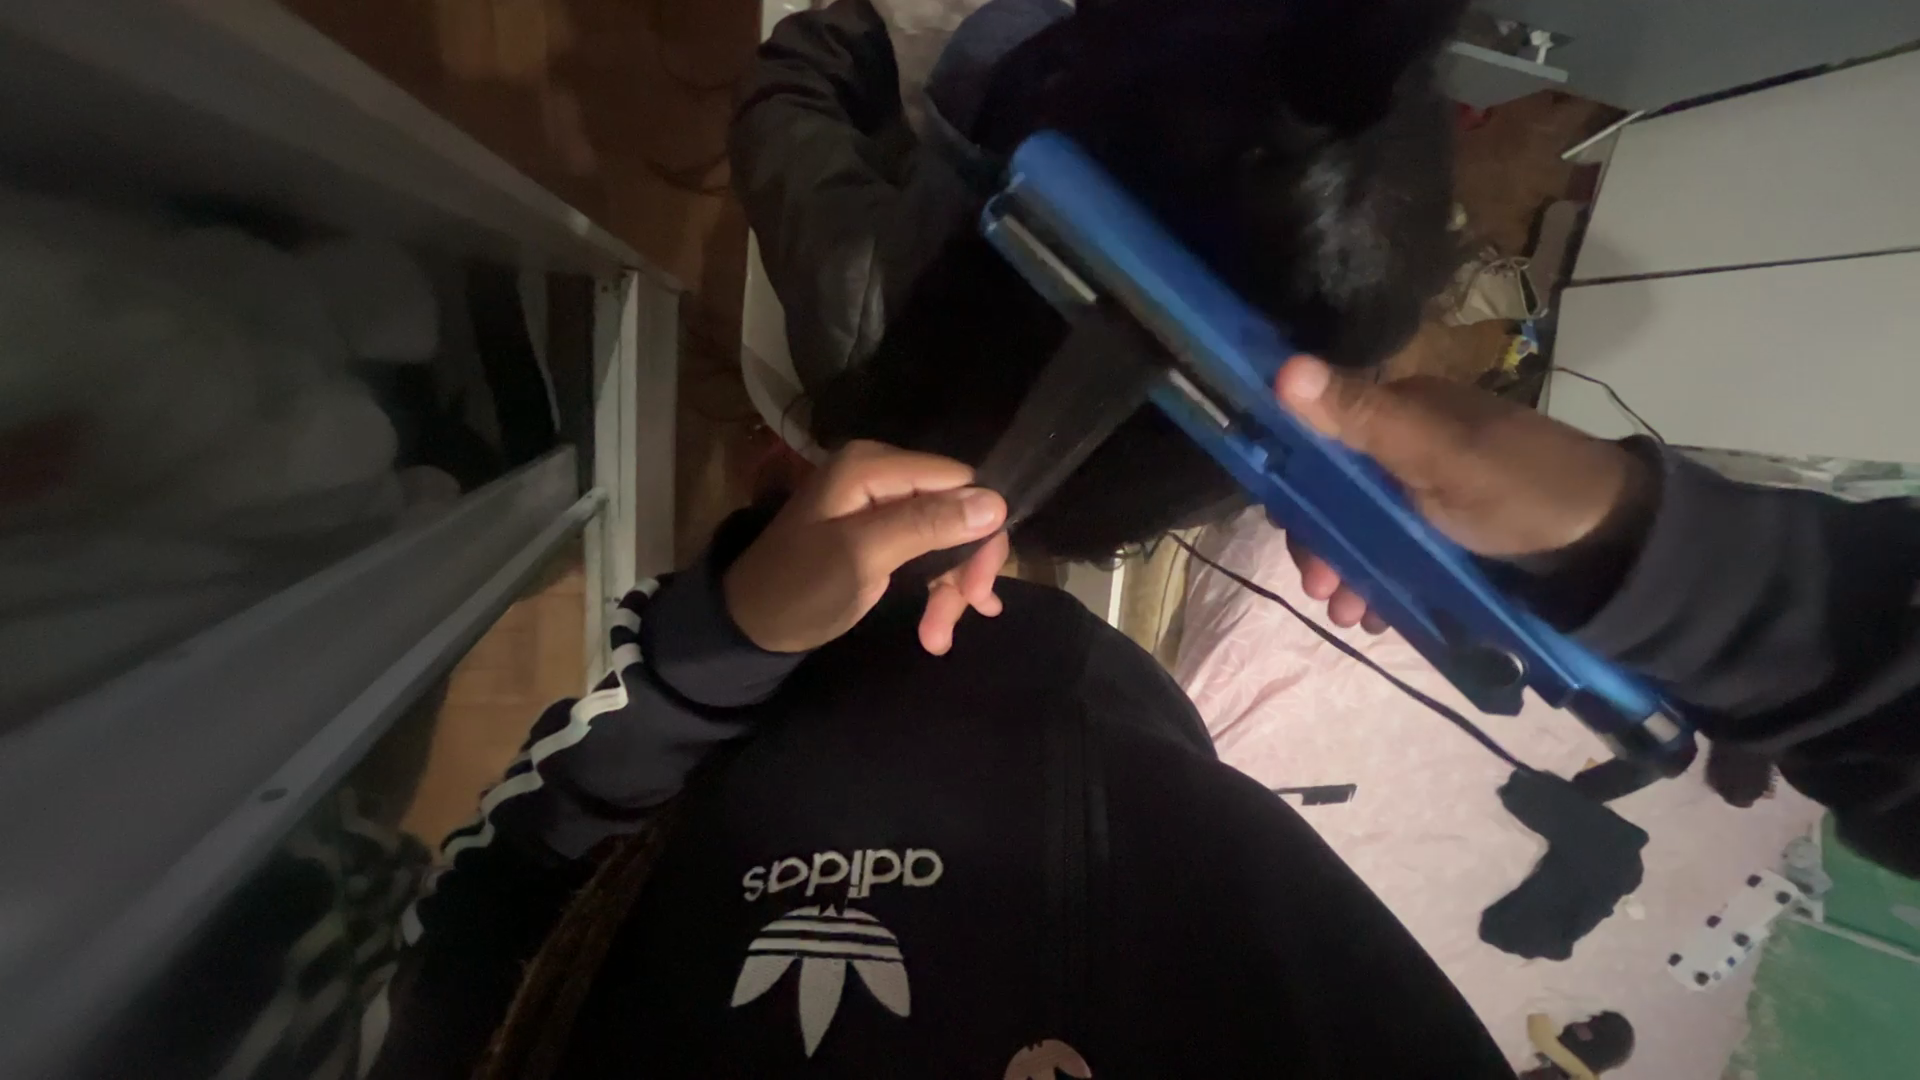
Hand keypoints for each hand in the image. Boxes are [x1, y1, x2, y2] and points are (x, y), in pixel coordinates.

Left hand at [723, 440, 1010, 655]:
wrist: (752, 626)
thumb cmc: (800, 587)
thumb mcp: (863, 555)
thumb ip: (927, 525)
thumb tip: (996, 502)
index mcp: (874, 466)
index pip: (958, 480)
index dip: (980, 527)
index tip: (979, 582)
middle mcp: (883, 477)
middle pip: (958, 510)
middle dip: (966, 563)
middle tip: (971, 609)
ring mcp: (883, 507)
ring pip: (948, 538)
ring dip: (951, 587)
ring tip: (938, 636)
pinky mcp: (884, 536)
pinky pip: (929, 553)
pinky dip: (938, 588)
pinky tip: (942, 625)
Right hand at [1273, 355, 1653, 632]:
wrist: (1612, 547)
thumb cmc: (1519, 489)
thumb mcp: (1436, 453)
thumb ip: (1361, 417)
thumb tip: (1283, 369)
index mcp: (1397, 412)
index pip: (1313, 439)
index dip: (1291, 484)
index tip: (1286, 531)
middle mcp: (1399, 445)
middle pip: (1328, 493)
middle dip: (1318, 543)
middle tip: (1322, 590)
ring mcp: (1417, 489)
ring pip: (1353, 528)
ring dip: (1341, 571)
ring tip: (1349, 614)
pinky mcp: (1434, 527)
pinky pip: (1383, 551)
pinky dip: (1371, 582)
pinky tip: (1373, 612)